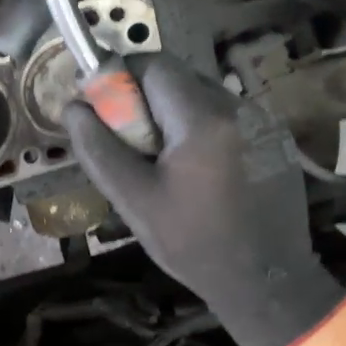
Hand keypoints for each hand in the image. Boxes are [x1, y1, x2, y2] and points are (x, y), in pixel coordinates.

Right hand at [64, 55, 345, 345]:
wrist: (266, 281)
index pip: (153, 64)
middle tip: (127, 142)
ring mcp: (262, 121)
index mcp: (202, 118)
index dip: (120, 77)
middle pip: (177, 78)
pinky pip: (223, 118)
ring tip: (159, 163)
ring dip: (170, 115)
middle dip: (143, 99)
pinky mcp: (273, 139)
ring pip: (200, 96)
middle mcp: (238, 107)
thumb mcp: (133, 200)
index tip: (102, 109)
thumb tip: (72, 107)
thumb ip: (98, 149)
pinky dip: (197, 131)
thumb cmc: (191, 243)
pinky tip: (195, 173)